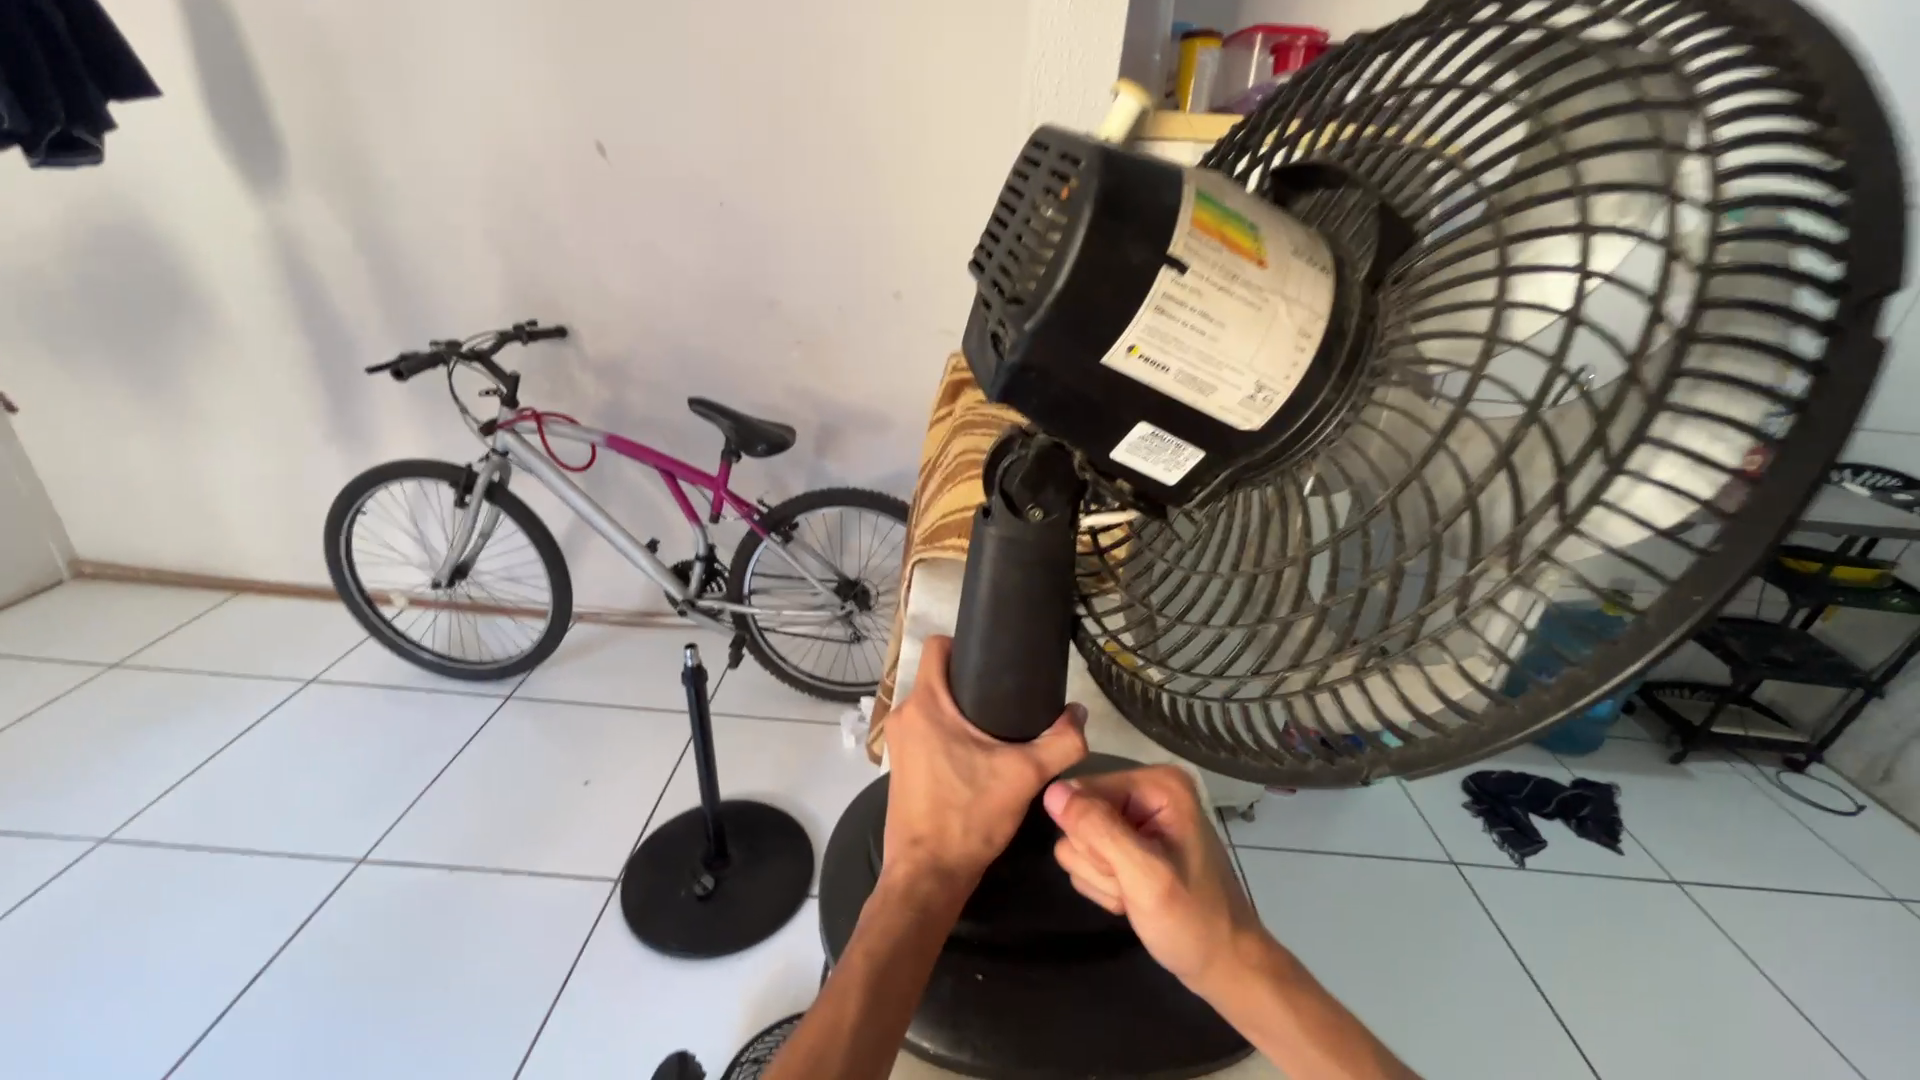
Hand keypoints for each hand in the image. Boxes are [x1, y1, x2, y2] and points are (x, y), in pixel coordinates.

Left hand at [882, 635, 1088, 895]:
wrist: (929, 874)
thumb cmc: (969, 816)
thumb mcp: (1025, 776)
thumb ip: (1061, 742)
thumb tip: (1080, 715)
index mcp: (926, 704)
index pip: (938, 646)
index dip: (966, 642)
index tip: (996, 656)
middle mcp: (905, 715)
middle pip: (938, 676)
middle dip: (972, 679)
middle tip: (1011, 691)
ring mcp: (900, 742)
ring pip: (933, 705)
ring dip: (961, 708)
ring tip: (999, 721)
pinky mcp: (902, 764)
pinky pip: (927, 730)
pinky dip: (950, 731)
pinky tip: (979, 750)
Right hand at [1043, 765, 1270, 993]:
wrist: (1223, 964)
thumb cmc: (1193, 922)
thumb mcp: (1145, 877)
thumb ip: (1099, 831)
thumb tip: (1052, 792)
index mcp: (1158, 784)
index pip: (1082, 791)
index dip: (1089, 836)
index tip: (1123, 869)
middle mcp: (1146, 791)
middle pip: (1078, 814)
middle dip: (1098, 860)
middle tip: (1132, 886)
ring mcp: (1137, 817)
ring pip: (1077, 839)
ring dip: (1100, 877)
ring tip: (1135, 894)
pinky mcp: (1130, 842)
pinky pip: (1087, 856)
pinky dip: (1103, 885)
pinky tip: (1132, 898)